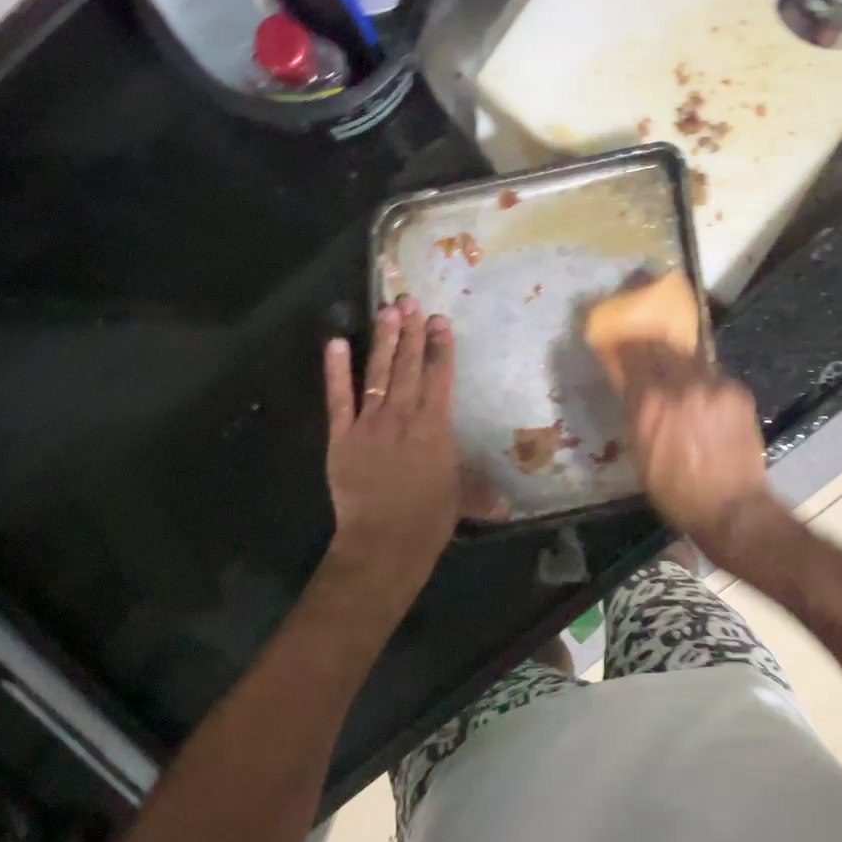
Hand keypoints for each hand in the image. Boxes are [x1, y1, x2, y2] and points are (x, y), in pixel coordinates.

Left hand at [322, 297, 501, 588]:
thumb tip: (506, 506)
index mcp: (435, 428)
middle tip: (410, 301)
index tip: (440, 321)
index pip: (440, 377)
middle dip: (411, 332)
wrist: (385, 541)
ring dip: (383, 341)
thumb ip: (480, 495)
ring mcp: (370, 423)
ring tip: (387, 311)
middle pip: (408, 366)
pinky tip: (336, 343)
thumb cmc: (428, 521)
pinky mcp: (341, 436)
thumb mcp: (460, 502)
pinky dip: (336, 370)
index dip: (440, 347)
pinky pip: (338, 398)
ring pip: (378, 373)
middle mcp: (404, 416)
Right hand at [615, 343, 773, 549]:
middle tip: (643, 347)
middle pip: (661, 348)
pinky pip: (714, 375)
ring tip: (672, 366)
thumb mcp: (641, 457)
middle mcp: (681, 386)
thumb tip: (631, 391)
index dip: (623, 346)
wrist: (732, 508)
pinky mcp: (737, 393)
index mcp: (650, 404)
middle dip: (649, 345)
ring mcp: (713, 387)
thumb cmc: (677, 493)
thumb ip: (636, 417)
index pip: (633, 356)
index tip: (618, 344)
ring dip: (676, 359)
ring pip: (689, 358)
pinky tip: (701, 393)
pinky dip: (702, 379)